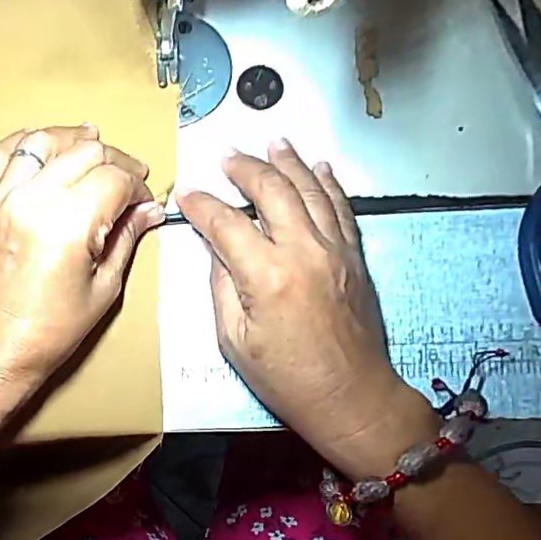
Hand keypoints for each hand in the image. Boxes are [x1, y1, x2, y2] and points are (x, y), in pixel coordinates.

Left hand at [0, 125, 164, 399]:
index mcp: (66, 223)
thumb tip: (147, 211)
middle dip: (114, 161)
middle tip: (127, 178)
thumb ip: (126, 239)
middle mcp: (30, 201)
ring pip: (41, 142)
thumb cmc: (46, 331)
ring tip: (91, 143)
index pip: (114, 178)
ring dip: (72, 140)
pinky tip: (41, 145)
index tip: (143, 201)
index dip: (137, 187)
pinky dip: (22, 143)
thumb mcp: (102, 288)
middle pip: (84, 152)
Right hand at [176, 140, 435, 477]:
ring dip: (289, 163)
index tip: (186, 193)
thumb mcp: (234, 340)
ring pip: (311, 189)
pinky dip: (328, 183)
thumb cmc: (285, 378)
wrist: (350, 396)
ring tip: (272, 143)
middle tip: (227, 158)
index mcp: (267, 277)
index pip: (226, 223)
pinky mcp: (354, 256)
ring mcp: (335, 250)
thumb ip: (223, 287)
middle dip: (245, 169)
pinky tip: (318, 167)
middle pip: (272, 191)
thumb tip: (218, 250)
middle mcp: (304, 252)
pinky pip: (341, 207)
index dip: (202, 205)